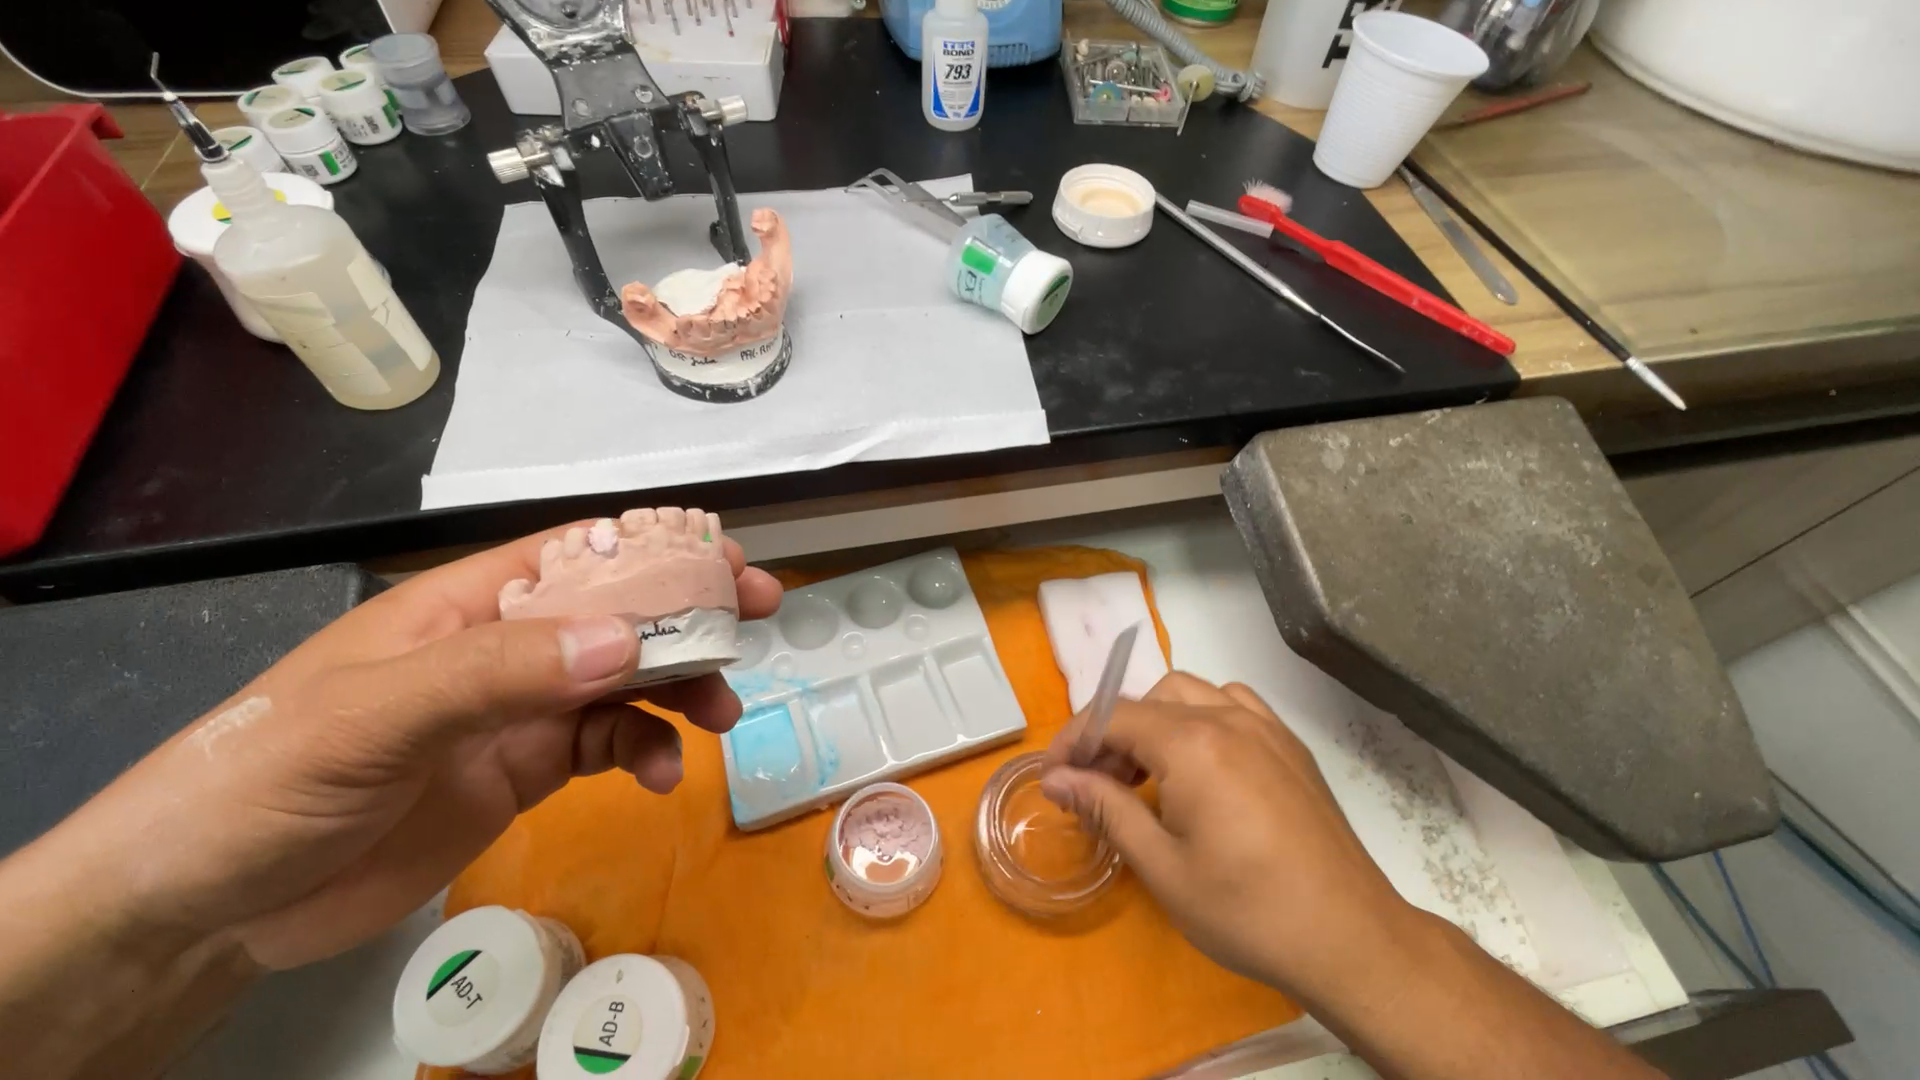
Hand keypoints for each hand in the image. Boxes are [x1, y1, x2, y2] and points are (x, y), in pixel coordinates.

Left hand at [53, 525, 779, 971]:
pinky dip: (645, 754)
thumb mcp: (375, 715)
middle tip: (759, 619)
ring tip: (722, 715)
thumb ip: (500, 672)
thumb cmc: (266, 780)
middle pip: (619, 615)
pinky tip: (661, 777)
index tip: (727, 558)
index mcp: (467, 607)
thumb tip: (625, 641)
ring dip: (680, 690)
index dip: (657, 549)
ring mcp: (519, 711)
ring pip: (626, 683)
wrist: (204, 907)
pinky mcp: (526, 770)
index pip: (578, 555)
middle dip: (691, 614)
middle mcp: (505, 648)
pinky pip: (608, 748)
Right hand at [1040, 673, 1413, 998]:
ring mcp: (1266, 728)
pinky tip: (1200, 764)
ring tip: (1145, 773)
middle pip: (1150, 701)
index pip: (1113, 716)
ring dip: (1155, 721)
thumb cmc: (1247, 911)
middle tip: (1096, 785)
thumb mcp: (1161, 867)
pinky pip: (1233, 704)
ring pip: (1191, 693)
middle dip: (1111, 733)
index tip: (1052, 777)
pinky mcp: (1290, 746)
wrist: (1351, 939)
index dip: (1073, 741)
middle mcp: (1228, 718)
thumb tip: (1056, 779)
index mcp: (1193, 744)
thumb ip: (1106, 809)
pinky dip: (1201, 717)